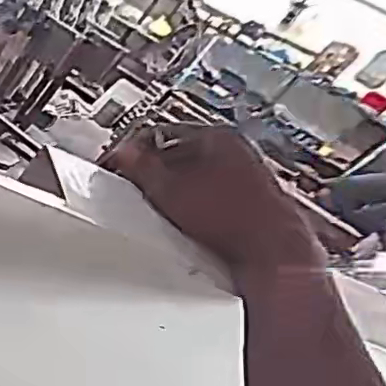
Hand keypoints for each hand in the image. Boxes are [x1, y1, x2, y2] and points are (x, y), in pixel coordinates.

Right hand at [102, 123, 323, 286]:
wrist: (269, 252)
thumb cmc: (232, 217)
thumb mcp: (167, 189)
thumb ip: (140, 167)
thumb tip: (122, 154)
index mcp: (215, 137)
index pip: (160, 133)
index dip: (131, 150)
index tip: (116, 165)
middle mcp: (235, 152)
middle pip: (178, 154)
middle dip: (152, 172)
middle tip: (134, 187)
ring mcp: (244, 177)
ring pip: (194, 177)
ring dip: (173, 192)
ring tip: (160, 209)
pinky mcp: (248, 204)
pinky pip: (208, 198)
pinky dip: (192, 207)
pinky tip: (185, 225)